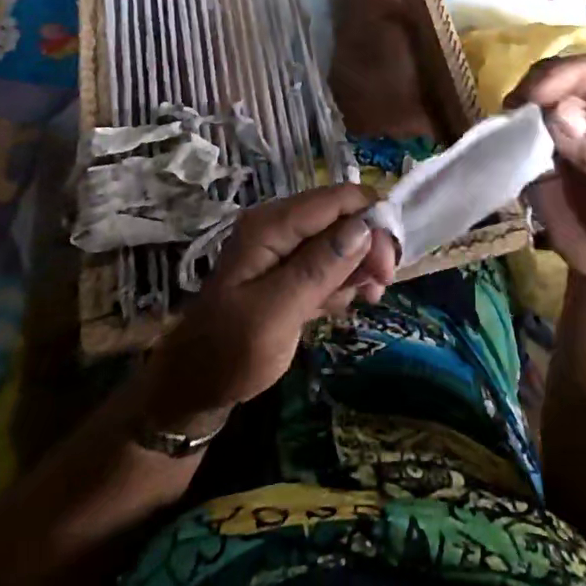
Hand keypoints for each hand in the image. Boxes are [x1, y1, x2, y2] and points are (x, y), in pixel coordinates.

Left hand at [144, 185, 393, 429]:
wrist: (196, 386)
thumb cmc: (230, 352)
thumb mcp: (275, 314)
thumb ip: (319, 268)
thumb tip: (364, 226)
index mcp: (270, 226)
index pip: (336, 198)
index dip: (371, 219)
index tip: (388, 263)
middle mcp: (279, 227)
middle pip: (343, 216)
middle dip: (369, 245)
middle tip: (380, 286)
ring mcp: (285, 248)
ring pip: (343, 239)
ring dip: (361, 266)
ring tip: (365, 299)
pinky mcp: (291, 270)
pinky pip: (332, 262)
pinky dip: (344, 280)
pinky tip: (343, 304)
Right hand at [507, 55, 585, 292]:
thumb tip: (557, 113)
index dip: (571, 74)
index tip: (538, 94)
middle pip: (565, 80)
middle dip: (538, 87)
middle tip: (514, 108)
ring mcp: (571, 133)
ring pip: (538, 105)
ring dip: (519, 111)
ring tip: (508, 129)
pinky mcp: (544, 158)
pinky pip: (522, 138)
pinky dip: (510, 138)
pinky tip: (506, 147)